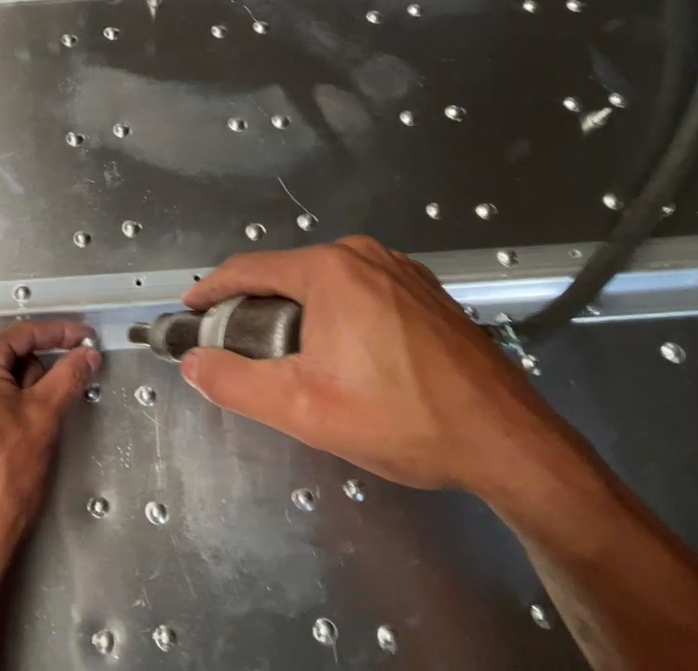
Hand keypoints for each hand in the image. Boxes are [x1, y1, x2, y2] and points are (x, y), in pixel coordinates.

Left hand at [0, 321, 99, 670]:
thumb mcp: (44, 418)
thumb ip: (67, 377)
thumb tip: (84, 356)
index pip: (21, 333)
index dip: (58, 333)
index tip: (82, 338)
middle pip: (7, 356)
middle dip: (38, 372)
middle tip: (58, 398)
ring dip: (23, 395)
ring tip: (35, 431)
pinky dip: (5, 412)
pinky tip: (17, 442)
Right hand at [180, 236, 577, 496]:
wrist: (506, 441)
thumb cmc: (402, 419)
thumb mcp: (303, 409)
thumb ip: (235, 382)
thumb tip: (194, 362)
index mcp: (330, 270)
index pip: (248, 269)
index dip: (212, 291)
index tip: (191, 311)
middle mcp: (365, 256)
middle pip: (287, 275)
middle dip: (256, 310)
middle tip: (241, 353)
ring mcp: (401, 270)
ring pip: (325, 285)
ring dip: (298, 315)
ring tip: (292, 362)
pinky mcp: (426, 293)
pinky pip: (360, 294)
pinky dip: (336, 316)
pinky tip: (345, 358)